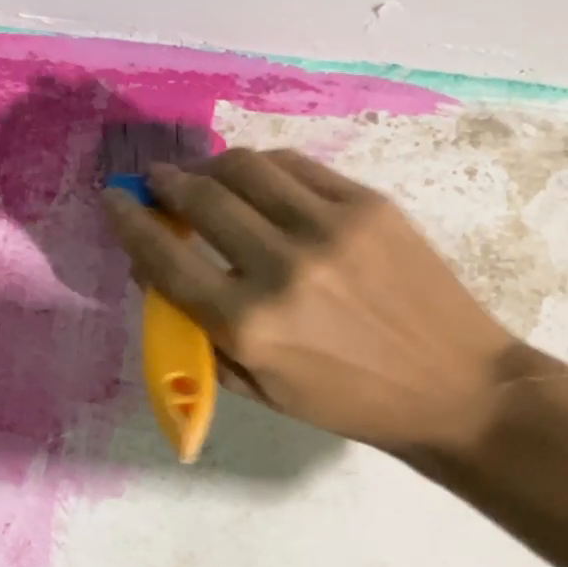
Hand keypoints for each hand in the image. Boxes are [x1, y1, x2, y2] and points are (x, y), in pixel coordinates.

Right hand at [101, 148, 518, 453]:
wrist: (453, 385)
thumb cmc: (342, 401)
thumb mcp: (254, 385)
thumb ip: (197, 329)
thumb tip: (154, 271)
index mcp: (247, 324)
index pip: (165, 257)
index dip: (130, 222)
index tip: (114, 201)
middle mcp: (280, 267)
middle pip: (201, 200)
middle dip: (164, 183)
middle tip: (151, 181)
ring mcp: (328, 228)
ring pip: (245, 168)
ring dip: (208, 166)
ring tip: (198, 175)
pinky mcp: (367, 205)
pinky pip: (294, 167)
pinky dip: (259, 167)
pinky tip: (250, 178)